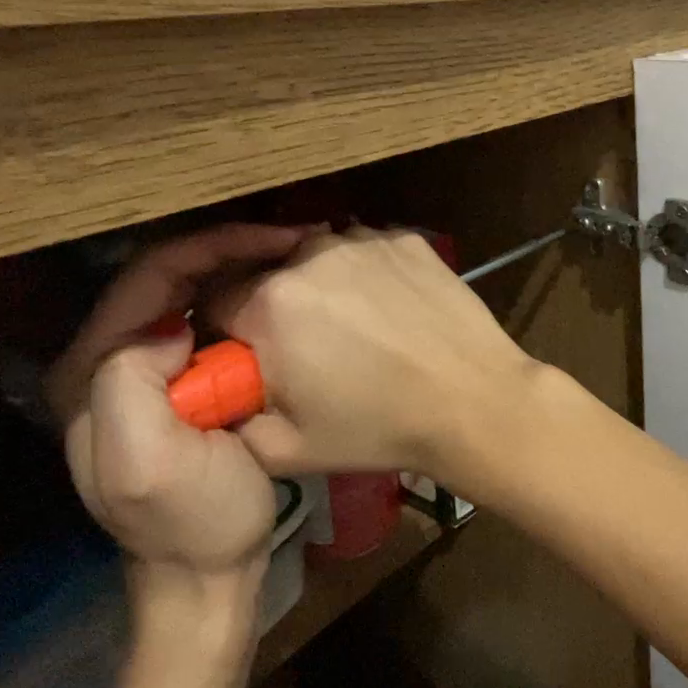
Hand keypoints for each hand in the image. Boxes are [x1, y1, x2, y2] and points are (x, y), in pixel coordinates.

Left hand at [46, 224, 310, 687]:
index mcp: (91, 369)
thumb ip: (131, 384)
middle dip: (232, 247)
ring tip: (295, 255)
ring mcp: (145, 368)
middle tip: (295, 240)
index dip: (214, 246)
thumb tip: (170, 328)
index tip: (279, 240)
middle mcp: (109, 357)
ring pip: (191, 291)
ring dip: (242, 266)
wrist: (209, 571)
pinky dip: (246, 296)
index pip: (149, 276)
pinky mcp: (180, 379)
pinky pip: (210, 317)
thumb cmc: (188, 518)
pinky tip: (281, 291)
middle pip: (169, 274)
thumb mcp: (147, 463)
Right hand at [205, 227, 544, 482]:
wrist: (473, 400)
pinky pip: (366, 250)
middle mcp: (311, 254)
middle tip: (310, 345)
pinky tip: (391, 307)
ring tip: (357, 325)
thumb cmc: (377, 428)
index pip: (215, 300)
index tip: (254, 355)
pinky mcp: (407, 238)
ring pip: (318, 256)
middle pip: (268, 273)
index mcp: (270, 302)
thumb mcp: (284, 449)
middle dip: (276, 306)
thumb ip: (231, 417)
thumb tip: (214, 394)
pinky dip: (367, 272)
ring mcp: (365, 238)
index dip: (230, 332)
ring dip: (322, 283)